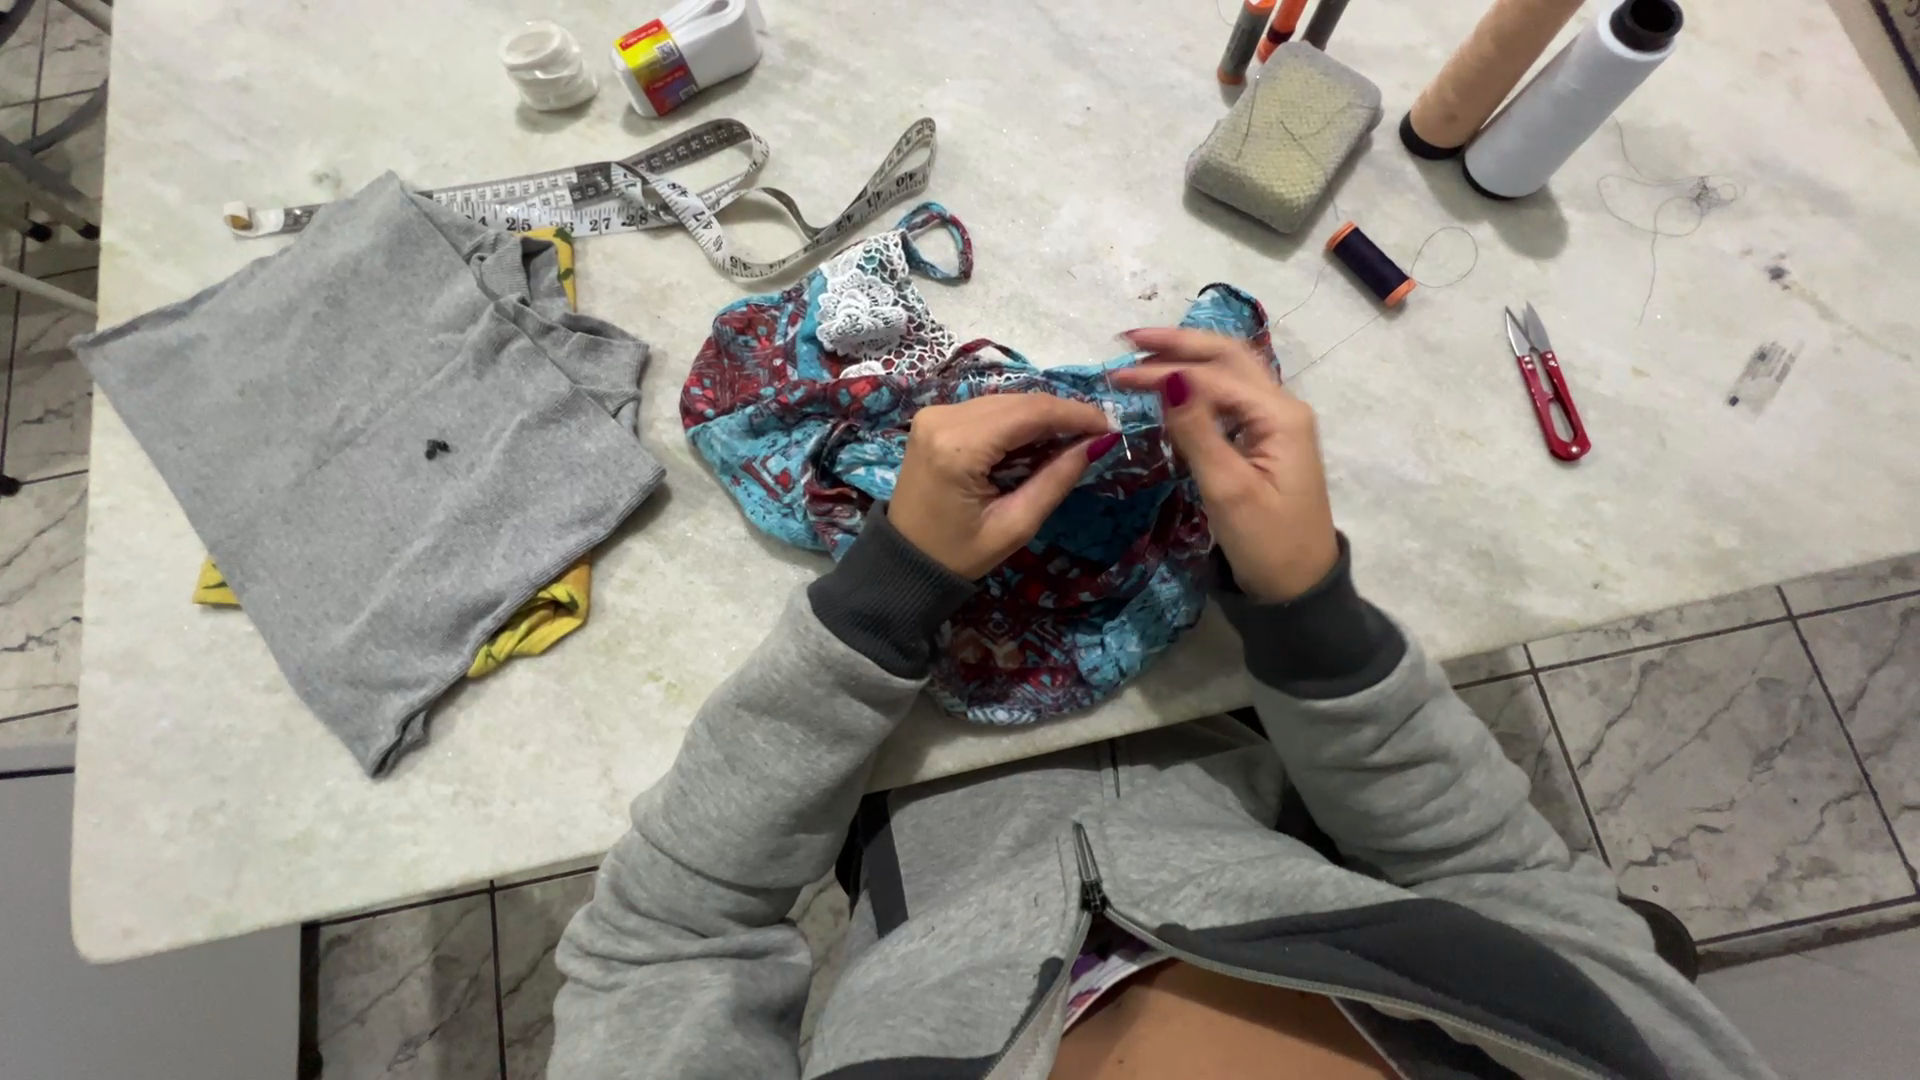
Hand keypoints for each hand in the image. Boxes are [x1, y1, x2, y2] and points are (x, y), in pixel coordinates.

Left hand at [888, 394, 1116, 578]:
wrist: (903, 561)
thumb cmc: (958, 554)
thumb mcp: (1014, 525)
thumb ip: (1055, 480)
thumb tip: (1097, 443)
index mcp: (958, 447)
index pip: (1030, 413)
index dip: (1075, 414)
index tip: (1111, 424)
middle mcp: (942, 418)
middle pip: (1018, 401)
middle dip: (1061, 414)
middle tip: (1098, 433)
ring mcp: (934, 415)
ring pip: (1004, 402)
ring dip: (1040, 417)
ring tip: (1074, 438)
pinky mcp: (933, 420)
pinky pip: (987, 410)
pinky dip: (1016, 422)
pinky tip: (1038, 440)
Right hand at [1111, 328, 1338, 602]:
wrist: (1299, 587)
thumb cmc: (1265, 543)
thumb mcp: (1227, 489)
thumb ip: (1197, 431)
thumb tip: (1167, 379)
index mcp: (1278, 415)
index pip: (1212, 376)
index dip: (1162, 370)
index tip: (1114, 377)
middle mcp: (1281, 407)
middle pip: (1228, 356)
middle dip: (1178, 344)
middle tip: (1128, 340)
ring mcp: (1275, 423)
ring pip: (1229, 373)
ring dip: (1188, 358)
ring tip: (1143, 355)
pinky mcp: (1264, 440)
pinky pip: (1228, 398)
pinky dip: (1196, 384)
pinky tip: (1171, 387)